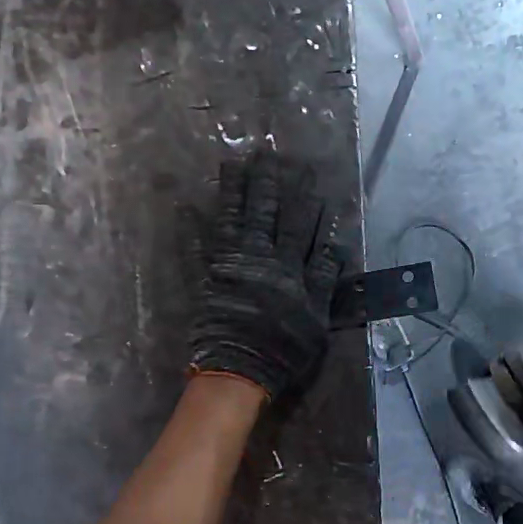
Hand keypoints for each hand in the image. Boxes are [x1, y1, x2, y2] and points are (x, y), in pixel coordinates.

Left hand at [188, 152, 341, 400]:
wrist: (240, 369)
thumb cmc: (283, 349)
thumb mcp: (318, 320)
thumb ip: (325, 281)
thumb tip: (336, 247)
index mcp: (287, 266)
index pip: (298, 224)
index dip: (302, 198)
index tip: (305, 172)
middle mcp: (258, 257)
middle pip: (263, 212)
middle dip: (266, 182)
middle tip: (265, 154)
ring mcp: (228, 265)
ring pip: (231, 220)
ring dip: (231, 192)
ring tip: (231, 164)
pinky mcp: (205, 277)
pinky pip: (195, 248)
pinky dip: (190, 227)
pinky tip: (185, 206)